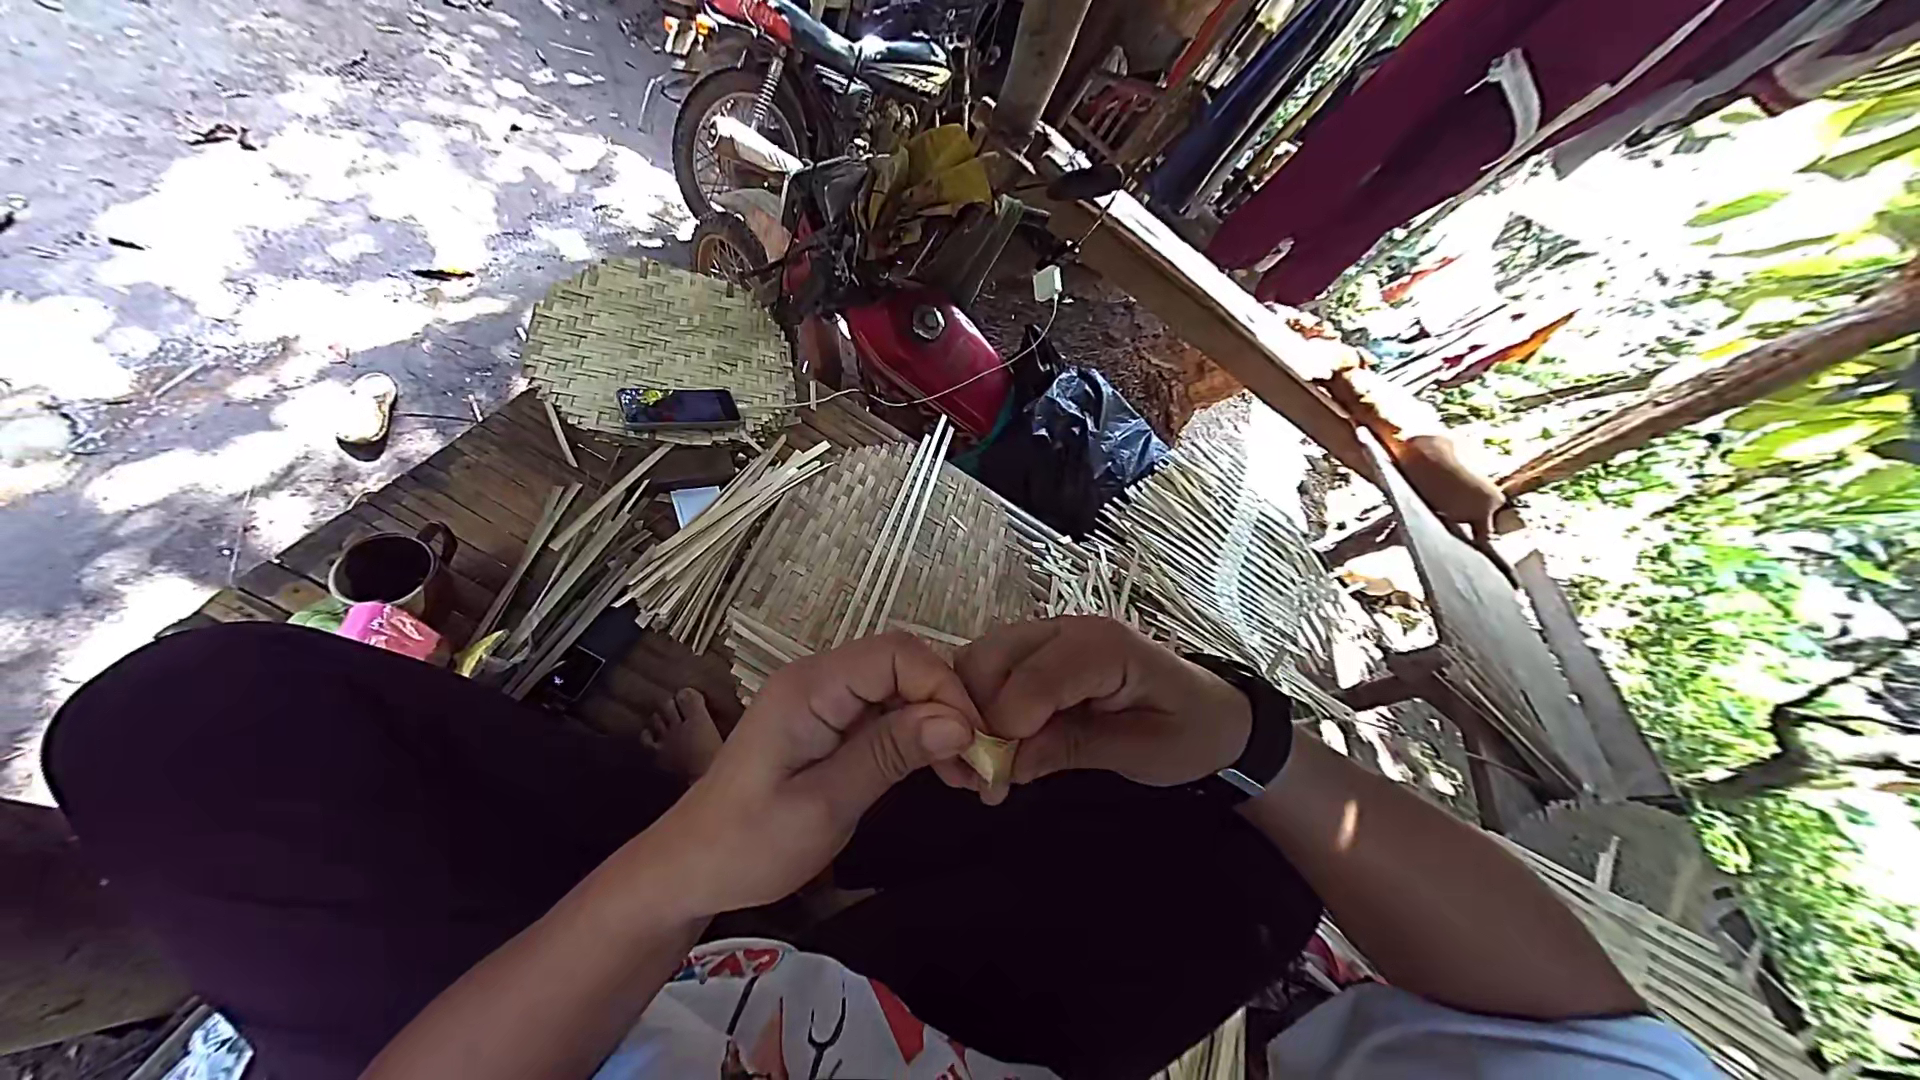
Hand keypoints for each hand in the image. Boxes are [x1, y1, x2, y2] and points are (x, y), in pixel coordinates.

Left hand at [639, 633, 980, 917]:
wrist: (690, 869)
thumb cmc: (748, 844)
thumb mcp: (824, 806)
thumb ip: (889, 754)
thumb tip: (959, 722)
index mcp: (810, 687)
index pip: (895, 654)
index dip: (943, 686)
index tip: (974, 740)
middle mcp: (820, 678)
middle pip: (904, 664)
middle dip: (949, 704)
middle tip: (982, 762)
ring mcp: (827, 699)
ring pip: (903, 687)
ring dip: (941, 723)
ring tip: (970, 774)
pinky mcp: (833, 721)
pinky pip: (890, 712)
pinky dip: (922, 736)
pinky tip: (944, 769)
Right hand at [951, 616, 1250, 802]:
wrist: (1211, 715)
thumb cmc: (1189, 732)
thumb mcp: (1143, 752)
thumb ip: (1075, 748)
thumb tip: (1006, 763)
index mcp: (1104, 646)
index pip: (1034, 676)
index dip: (1005, 726)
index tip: (995, 777)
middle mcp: (1067, 629)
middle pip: (992, 657)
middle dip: (975, 716)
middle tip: (981, 775)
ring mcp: (1048, 637)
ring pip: (981, 660)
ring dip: (970, 711)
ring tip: (984, 765)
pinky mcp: (1037, 653)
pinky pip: (990, 670)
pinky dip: (978, 706)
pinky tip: (991, 744)